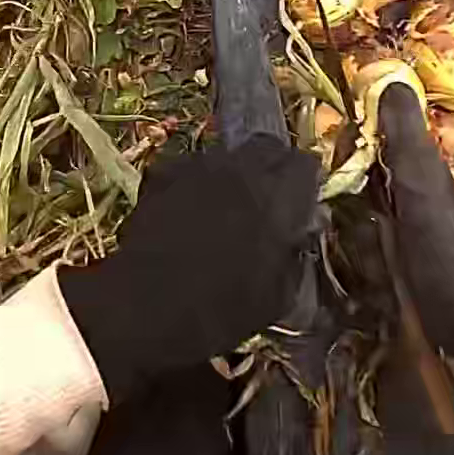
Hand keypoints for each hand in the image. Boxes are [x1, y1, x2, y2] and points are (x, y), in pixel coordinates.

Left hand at [58, 135, 317, 400]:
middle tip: (269, 197)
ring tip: (226, 204)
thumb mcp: (278, 296)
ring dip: (234, 171)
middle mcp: (242, 167)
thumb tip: (303, 231)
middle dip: (274, 165)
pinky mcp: (166, 169)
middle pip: (268, 146)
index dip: (306, 181)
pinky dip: (196, 179)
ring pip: (229, 153)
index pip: (305, 163)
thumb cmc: (222, 308)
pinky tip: (188, 207)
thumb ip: (296, 254)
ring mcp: (201, 163)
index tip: (303, 201)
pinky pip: (191, 164)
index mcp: (277, 194)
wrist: (147, 303)